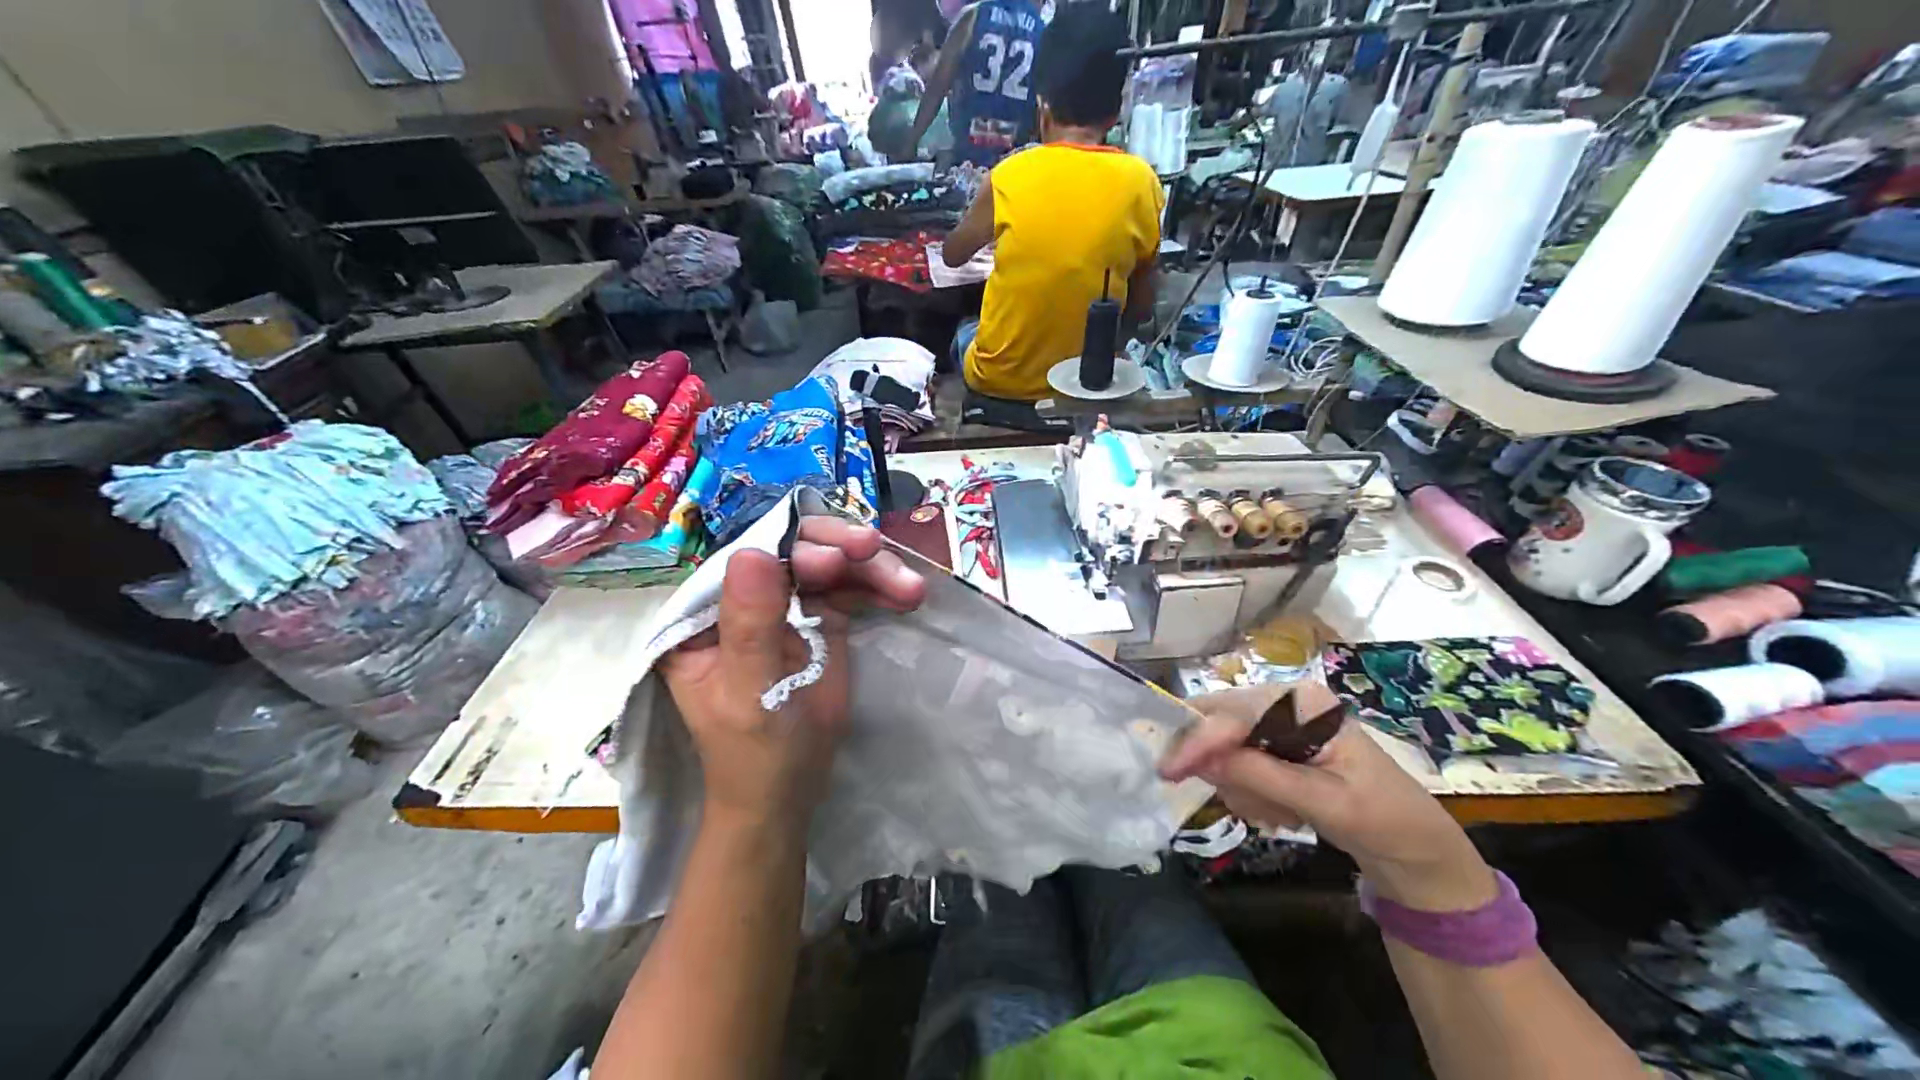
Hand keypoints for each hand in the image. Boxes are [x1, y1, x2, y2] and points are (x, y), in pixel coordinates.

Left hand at [661, 517, 924, 829]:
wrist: (788, 795)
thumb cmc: (754, 754)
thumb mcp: (750, 693)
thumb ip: (751, 625)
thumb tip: (753, 552)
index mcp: (704, 613)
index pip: (747, 557)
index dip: (794, 546)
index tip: (838, 561)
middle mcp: (743, 599)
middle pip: (793, 549)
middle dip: (838, 549)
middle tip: (875, 553)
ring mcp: (783, 605)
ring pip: (829, 564)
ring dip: (872, 568)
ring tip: (911, 587)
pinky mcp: (819, 618)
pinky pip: (850, 589)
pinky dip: (880, 588)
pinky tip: (907, 595)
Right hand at [1161, 681, 1497, 912]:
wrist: (1413, 848)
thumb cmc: (1383, 819)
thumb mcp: (1325, 802)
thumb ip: (1262, 776)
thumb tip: (1202, 759)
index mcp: (1303, 702)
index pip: (1235, 715)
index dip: (1198, 740)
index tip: (1167, 770)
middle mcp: (1283, 701)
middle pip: (1219, 724)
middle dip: (1225, 768)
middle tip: (1254, 806)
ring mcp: (1274, 722)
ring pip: (1220, 748)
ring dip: (1242, 787)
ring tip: (1284, 814)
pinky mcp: (1270, 745)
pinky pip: (1231, 764)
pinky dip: (1248, 792)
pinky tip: (1283, 810)